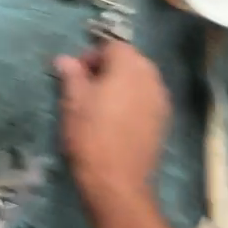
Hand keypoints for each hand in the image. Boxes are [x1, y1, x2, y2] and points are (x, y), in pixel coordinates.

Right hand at [54, 41, 170, 219]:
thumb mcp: (73, 102)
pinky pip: (145, 101)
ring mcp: (161, 99)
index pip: (111, 46)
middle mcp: (151, 76)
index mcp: (130, 65)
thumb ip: (71, 75)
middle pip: (129, 62)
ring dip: (120, 87)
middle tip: (85, 90)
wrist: (116, 180)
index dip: (90, 57)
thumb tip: (65, 59)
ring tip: (99, 108)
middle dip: (107, 70)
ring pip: (138, 82)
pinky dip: (131, 103)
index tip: (74, 76)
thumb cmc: (90, 136)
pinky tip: (115, 122)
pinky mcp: (163, 120)